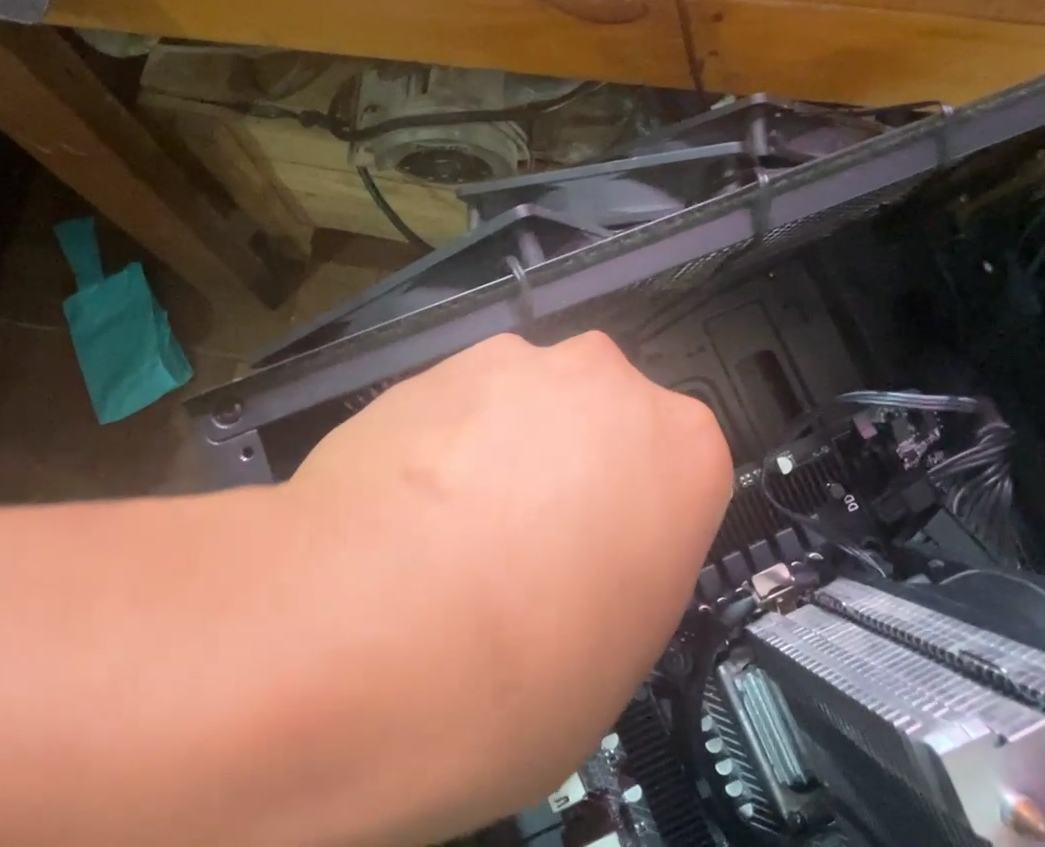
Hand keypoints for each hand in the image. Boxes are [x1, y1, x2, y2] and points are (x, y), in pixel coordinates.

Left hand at [276, 331, 731, 845]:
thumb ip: (619, 580)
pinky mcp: (418, 371)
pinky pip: (446, 411)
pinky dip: (433, 454)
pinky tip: (399, 520)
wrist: (361, 636)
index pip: (674, 474)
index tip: (597, 569)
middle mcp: (602, 384)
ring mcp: (504, 367)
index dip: (631, 527)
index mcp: (683, 451)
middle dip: (569, 474)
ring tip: (444, 542)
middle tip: (521, 553)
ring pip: (518, 408)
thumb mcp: (618, 659)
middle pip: (596, 423)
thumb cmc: (520, 678)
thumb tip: (579, 575)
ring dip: (496, 458)